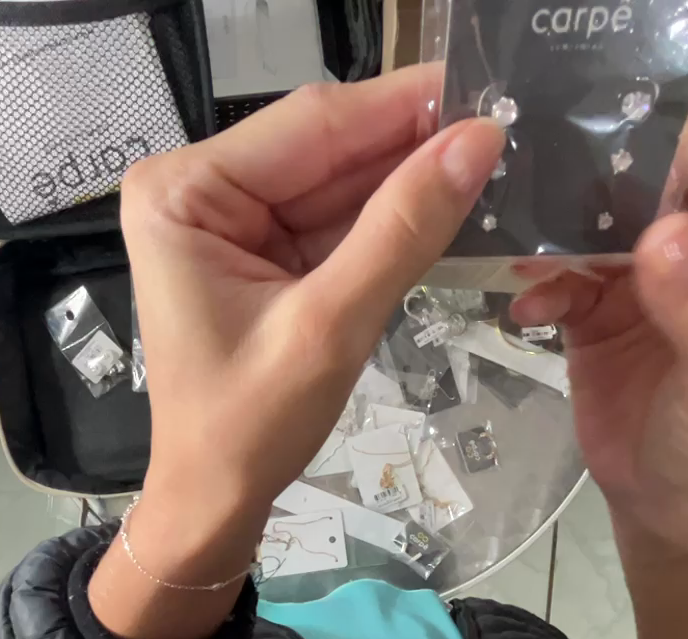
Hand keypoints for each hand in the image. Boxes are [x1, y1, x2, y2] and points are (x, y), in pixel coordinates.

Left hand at [121, 65, 504, 533]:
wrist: (214, 499)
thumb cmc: (249, 428)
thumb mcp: (329, 326)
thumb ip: (401, 232)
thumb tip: (478, 143)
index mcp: (185, 194)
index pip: (310, 125)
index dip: (403, 106)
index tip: (487, 90)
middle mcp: (198, 193)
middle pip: (322, 150)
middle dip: (409, 147)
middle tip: (502, 132)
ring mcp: (227, 225)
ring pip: (334, 186)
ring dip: (405, 185)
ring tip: (488, 168)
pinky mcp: (257, 259)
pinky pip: (331, 226)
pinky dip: (384, 225)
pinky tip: (442, 209)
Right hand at [509, 113, 687, 532]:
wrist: (663, 496)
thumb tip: (663, 230)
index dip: (667, 157)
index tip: (608, 190)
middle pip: (643, 175)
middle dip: (593, 189)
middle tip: (542, 209)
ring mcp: (640, 273)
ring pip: (592, 221)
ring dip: (553, 236)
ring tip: (522, 261)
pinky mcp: (592, 307)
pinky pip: (559, 278)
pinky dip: (539, 289)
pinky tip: (526, 316)